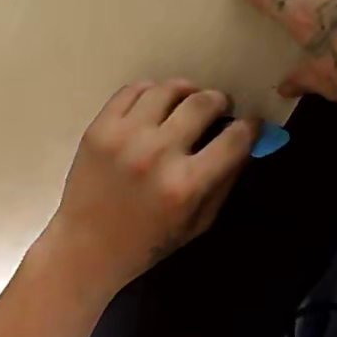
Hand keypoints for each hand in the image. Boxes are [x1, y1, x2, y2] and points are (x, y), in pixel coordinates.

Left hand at [31, 80, 257, 298]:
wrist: (87, 246)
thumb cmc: (148, 241)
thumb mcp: (198, 222)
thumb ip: (225, 180)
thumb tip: (247, 140)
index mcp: (186, 185)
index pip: (234, 139)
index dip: (249, 126)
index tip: (250, 123)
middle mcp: (157, 154)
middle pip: (202, 103)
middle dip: (219, 101)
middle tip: (219, 106)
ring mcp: (124, 137)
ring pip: (166, 89)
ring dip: (185, 90)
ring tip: (187, 99)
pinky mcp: (99, 128)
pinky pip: (131, 91)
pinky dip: (150, 91)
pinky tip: (156, 102)